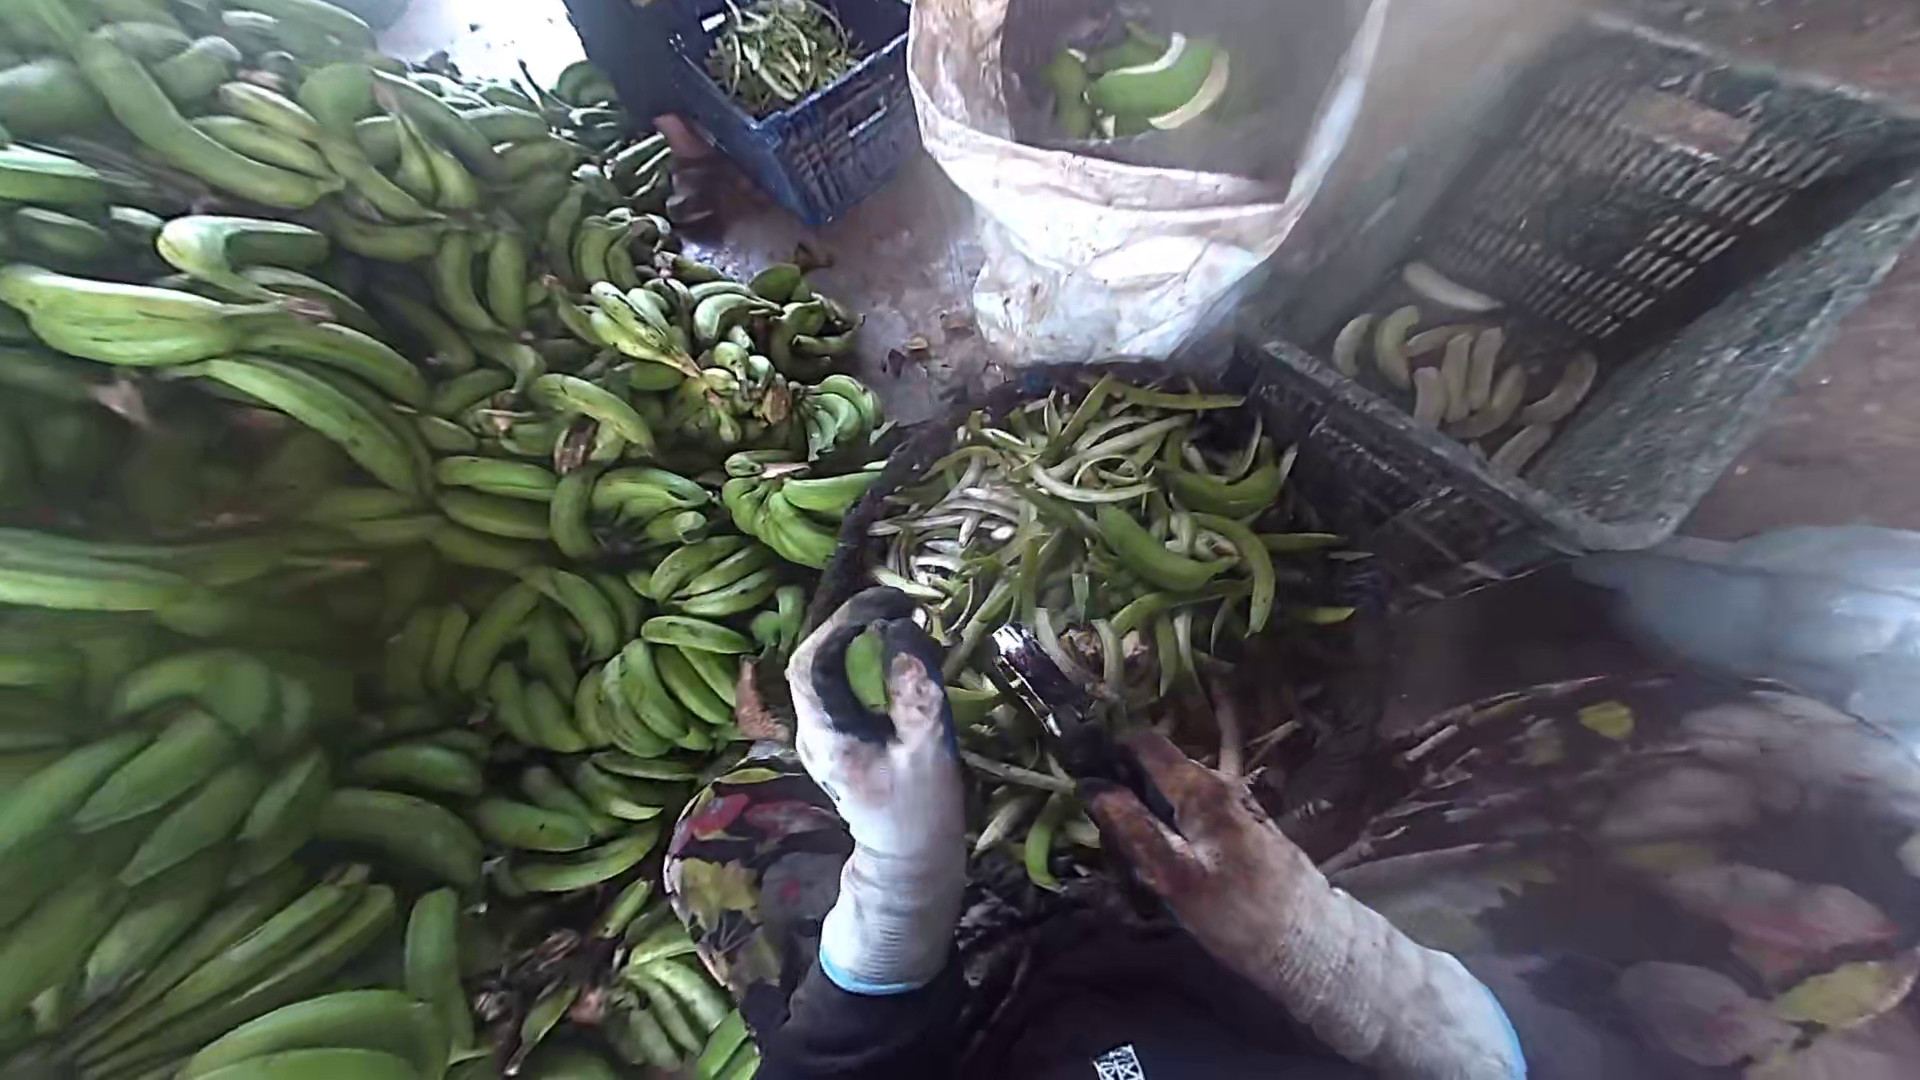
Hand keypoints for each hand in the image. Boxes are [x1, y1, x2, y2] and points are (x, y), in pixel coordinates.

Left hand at [787, 588, 965, 994]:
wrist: (908, 863)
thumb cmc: (920, 812)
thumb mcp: (927, 748)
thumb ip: (914, 686)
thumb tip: (902, 626)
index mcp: (824, 735)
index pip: (811, 662)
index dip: (843, 624)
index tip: (888, 605)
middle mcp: (813, 728)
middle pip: (815, 658)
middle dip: (851, 621)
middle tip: (898, 602)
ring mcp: (824, 731)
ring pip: (828, 666)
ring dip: (858, 633)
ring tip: (898, 614)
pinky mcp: (841, 732)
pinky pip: (844, 679)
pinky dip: (866, 653)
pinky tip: (893, 645)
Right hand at [1088, 729, 1525, 1079]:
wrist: (1315, 948)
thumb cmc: (1238, 913)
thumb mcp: (1175, 876)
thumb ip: (1133, 827)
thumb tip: (1093, 787)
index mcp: (1200, 786)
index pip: (1145, 741)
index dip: (1111, 745)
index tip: (1085, 765)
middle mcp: (1219, 781)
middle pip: (1159, 762)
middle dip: (1127, 777)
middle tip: (1103, 811)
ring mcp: (1234, 799)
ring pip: (1176, 784)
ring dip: (1149, 797)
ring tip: (1130, 832)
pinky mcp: (1243, 819)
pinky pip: (1194, 803)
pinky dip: (1171, 811)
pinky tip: (1164, 841)